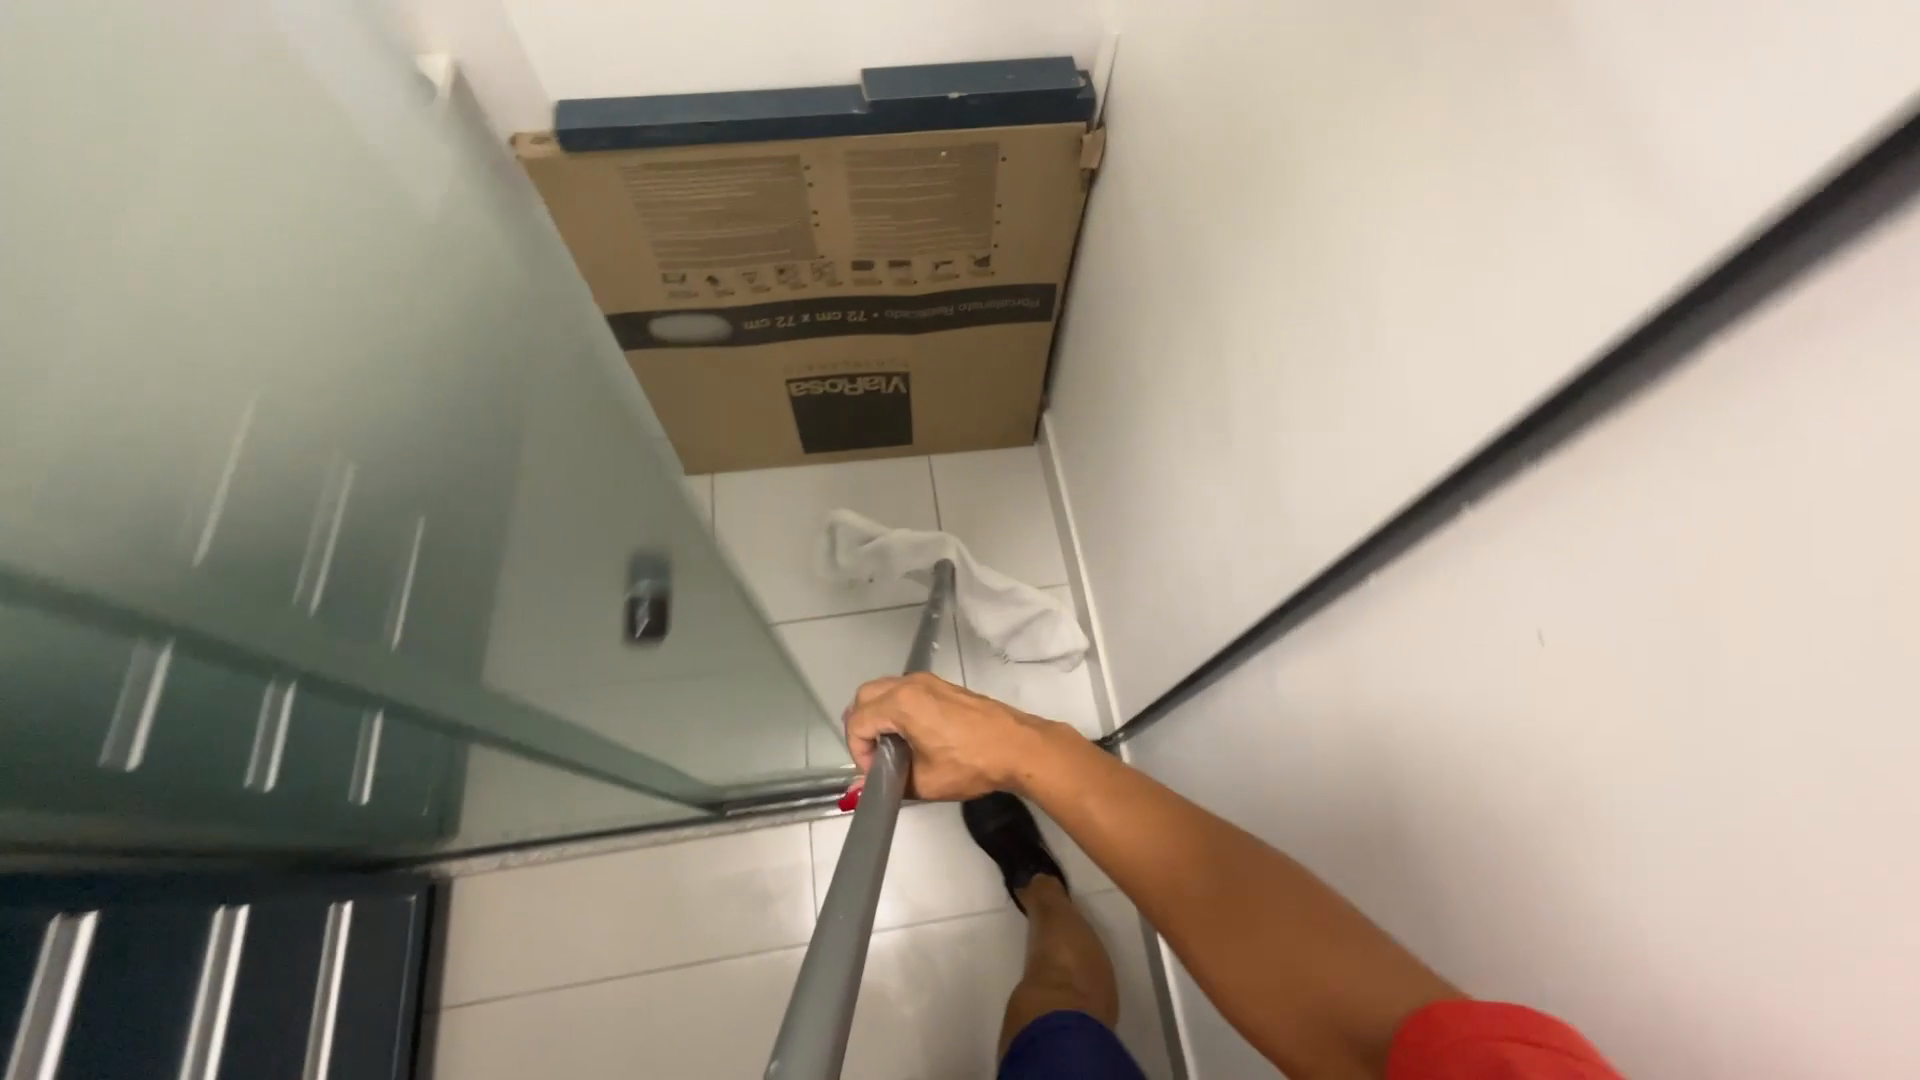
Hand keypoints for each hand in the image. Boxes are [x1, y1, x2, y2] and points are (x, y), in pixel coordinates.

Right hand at [842, 673, 1065, 799]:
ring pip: (884, 689)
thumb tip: (868, 788)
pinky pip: (905, 690)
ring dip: (878, 715)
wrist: (1018, 747)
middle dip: (862, 727)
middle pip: (865, 696)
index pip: (857, 722)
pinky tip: (912, 735)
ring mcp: (928, 681)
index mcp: (901, 704)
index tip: (875, 773)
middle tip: (875, 757)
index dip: (858, 751)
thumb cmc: (971, 764)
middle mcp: (910, 684)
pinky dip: (896, 708)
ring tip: (892, 748)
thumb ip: (889, 783)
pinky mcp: (943, 685)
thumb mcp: (925, 782)